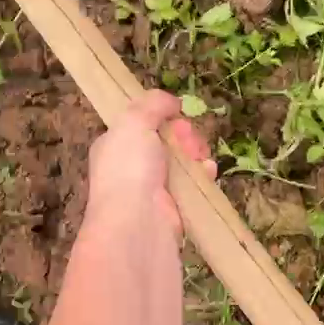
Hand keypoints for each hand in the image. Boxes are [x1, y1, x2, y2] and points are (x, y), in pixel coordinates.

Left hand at [86, 91, 214, 233]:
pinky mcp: (175, 208)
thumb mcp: (134, 122)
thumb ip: (153, 104)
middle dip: (184, 136)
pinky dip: (203, 176)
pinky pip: (193, 185)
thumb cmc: (129, 168)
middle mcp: (133, 167)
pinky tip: (207, 172)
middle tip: (189, 140)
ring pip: (183, 162)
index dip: (162, 117)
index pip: (142, 125)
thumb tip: (172, 101)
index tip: (176, 116)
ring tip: (200, 157)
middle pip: (167, 142)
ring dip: (196, 154)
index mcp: (116, 146)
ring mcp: (155, 189)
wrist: (137, 222)